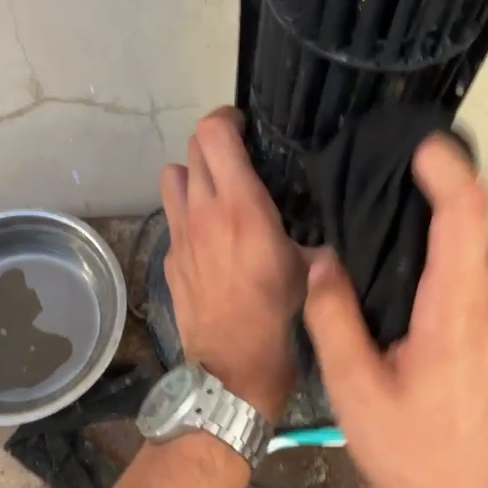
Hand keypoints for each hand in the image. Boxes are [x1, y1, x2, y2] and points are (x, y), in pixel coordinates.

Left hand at [160, 108, 304, 421]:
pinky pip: (174, 218)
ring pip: (173, 177)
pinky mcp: (169, 258)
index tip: (245, 127)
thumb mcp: (308, 269)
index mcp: (241, 205)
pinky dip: (188, 214)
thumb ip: (308, 236)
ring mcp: (179, 235)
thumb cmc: (278, 315)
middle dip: (214, 145)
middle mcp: (203, 212)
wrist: (233, 367)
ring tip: (217, 191)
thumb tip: (318, 230)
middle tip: (238, 158)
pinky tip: (210, 238)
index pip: (214, 133)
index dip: (228, 119)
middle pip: (192, 149)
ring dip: (193, 174)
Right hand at [301, 136, 487, 487]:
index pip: (464, 214)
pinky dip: (430, 261)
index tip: (414, 142)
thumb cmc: (418, 456)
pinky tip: (390, 279)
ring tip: (367, 225)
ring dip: (422, 232)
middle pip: (462, 225)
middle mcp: (487, 301)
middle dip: (421, 194)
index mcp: (455, 309)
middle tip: (364, 180)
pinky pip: (461, 277)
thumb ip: (334, 318)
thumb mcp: (356, 390)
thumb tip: (321, 260)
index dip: (444, 168)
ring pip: (461, 252)